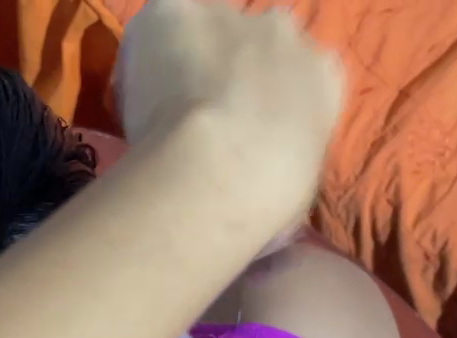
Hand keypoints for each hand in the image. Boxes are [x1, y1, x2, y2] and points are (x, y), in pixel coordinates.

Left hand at [114, 0, 343, 230]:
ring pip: (203, 30)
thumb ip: (283, 164)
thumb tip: (262, 183)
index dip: (263, 105)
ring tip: (161, 114)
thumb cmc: (269, 199)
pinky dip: (141, 58)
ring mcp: (230, 15)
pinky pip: (154, 27)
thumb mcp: (297, 191)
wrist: (222, 172)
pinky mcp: (177, 11)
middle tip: (199, 125)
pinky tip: (133, 99)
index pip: (296, 76)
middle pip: (251, 45)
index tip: (240, 136)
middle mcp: (284, 32)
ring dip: (185, 63)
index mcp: (323, 76)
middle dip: (227, 75)